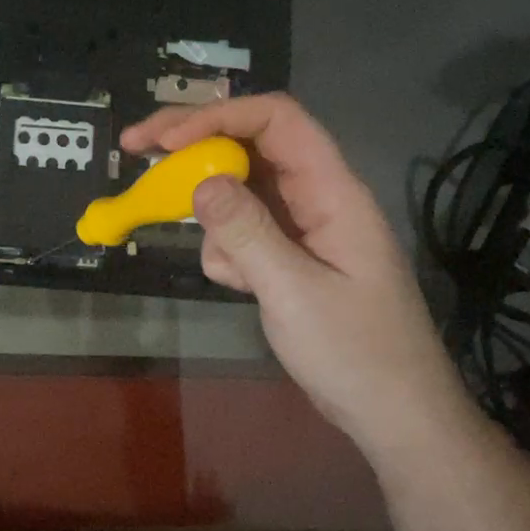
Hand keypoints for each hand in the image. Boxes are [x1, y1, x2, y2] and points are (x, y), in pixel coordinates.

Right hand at [121, 95, 464, 443]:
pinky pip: (241, 232)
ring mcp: (302, 228)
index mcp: (333, 193)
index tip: (165, 140)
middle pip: (249, 145)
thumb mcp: (295, 292)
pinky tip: (237, 287)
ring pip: (239, 191)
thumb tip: (200, 183)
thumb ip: (247, 233)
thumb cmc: (356, 353)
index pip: (277, 120)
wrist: (394, 414)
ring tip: (226, 269)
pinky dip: (224, 251)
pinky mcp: (289, 256)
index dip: (219, 116)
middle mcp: (316, 198)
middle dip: (192, 145)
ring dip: (212, 219)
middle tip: (135, 148)